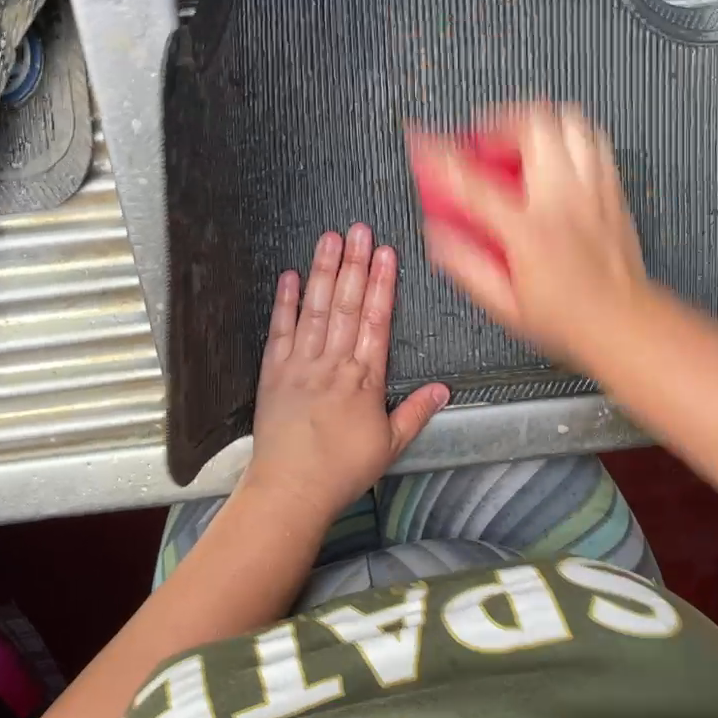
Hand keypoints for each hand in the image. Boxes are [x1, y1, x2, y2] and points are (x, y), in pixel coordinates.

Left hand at [242, 223, 449, 522]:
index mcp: (365, 380)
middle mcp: (333, 364)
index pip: (376, 322)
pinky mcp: (273, 374)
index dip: (382, 284)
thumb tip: (444, 389)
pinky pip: (279, 331)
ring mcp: (300, 365)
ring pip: (315, 310)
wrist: (292, 488)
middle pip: (346, 306)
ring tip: (329, 238)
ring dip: (323, 272)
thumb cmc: (342, 471)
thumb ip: (415, 413)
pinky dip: (284, 303)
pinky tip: (290, 276)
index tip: (386, 253)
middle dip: (354, 264)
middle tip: (359, 228)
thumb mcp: (390, 445)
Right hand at [407, 103, 652, 368]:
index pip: (473, 182)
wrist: (624, 322)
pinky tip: (554, 157)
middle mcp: (564, 200)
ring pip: (567, 122)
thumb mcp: (503, 302)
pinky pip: (592, 141)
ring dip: (535, 124)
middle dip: (497, 122)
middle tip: (480, 139)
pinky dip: (567, 139)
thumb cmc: (570, 319)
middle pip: (531, 125)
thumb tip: (439, 235)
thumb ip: (466, 263)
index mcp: (530, 230)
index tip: (423, 140)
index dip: (440, 155)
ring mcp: (592, 190)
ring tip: (517, 142)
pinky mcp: (612, 191)